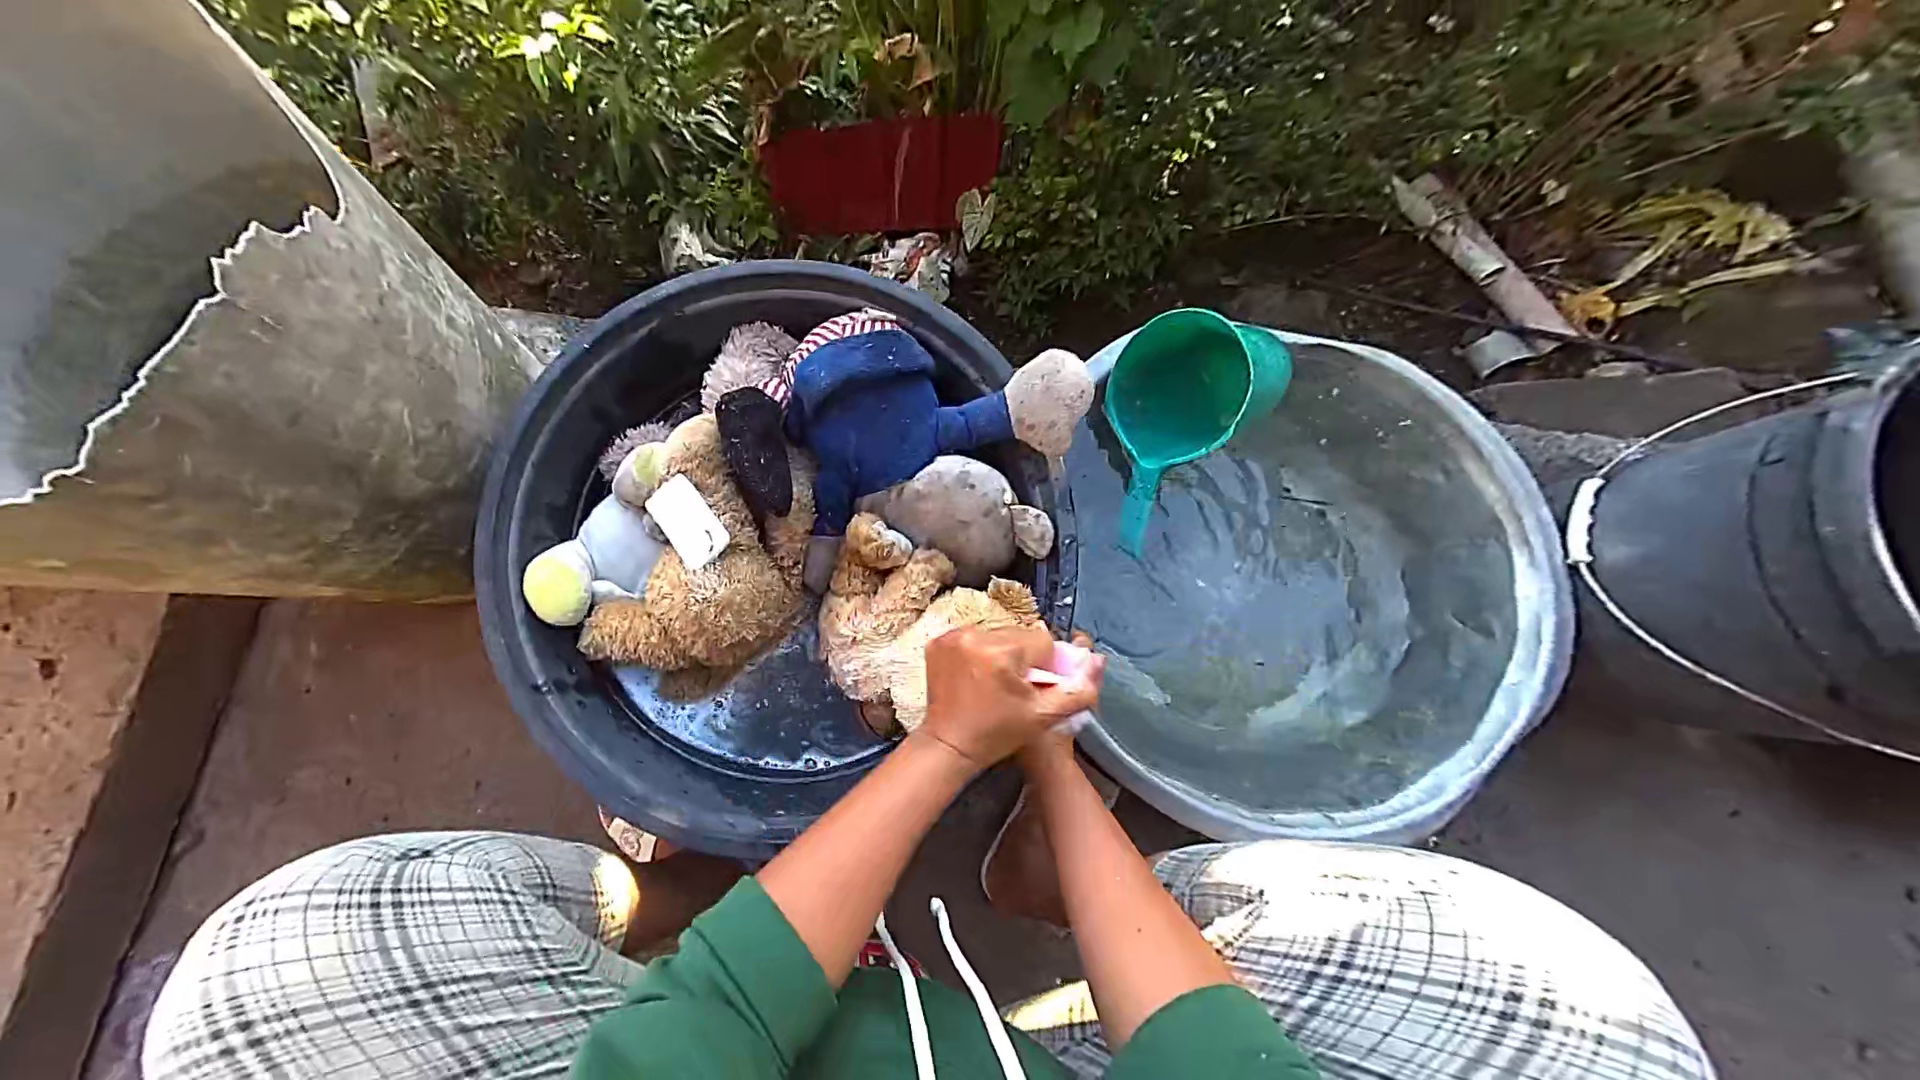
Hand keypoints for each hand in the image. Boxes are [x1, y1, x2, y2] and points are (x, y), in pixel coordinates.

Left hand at [919, 625, 1103, 769]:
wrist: (950, 745)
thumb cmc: (997, 734)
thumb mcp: (1044, 716)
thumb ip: (1077, 690)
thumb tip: (1095, 662)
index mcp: (1002, 653)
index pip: (1042, 641)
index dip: (1045, 664)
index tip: (1034, 685)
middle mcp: (975, 637)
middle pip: (1018, 635)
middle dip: (1023, 656)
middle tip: (1016, 685)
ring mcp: (953, 638)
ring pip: (997, 633)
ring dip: (1002, 651)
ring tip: (996, 680)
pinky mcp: (938, 642)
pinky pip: (973, 637)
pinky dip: (979, 650)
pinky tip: (978, 673)